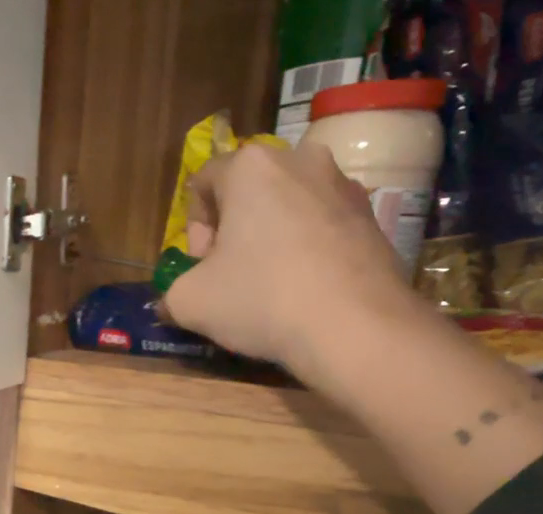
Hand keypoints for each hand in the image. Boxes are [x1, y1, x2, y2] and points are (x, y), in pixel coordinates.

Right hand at [164, 138, 422, 370]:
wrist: (353, 325)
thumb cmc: (260, 299)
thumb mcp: (190, 302)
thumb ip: (172, 294)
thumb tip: (171, 302)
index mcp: (250, 166)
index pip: (203, 182)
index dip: (194, 229)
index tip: (204, 266)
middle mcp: (300, 159)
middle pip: (249, 191)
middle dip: (235, 230)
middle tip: (231, 275)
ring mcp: (342, 184)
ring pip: (288, 207)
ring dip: (271, 238)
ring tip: (271, 284)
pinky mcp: (371, 215)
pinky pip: (322, 226)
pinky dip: (307, 250)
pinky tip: (305, 289)